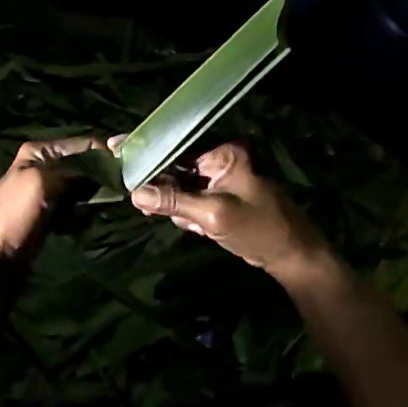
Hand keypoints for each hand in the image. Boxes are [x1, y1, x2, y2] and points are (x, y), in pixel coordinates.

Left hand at [0, 136, 101, 284]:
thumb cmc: (13, 214)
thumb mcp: (43, 182)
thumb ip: (76, 170)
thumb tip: (110, 165)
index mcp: (41, 153)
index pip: (84, 144)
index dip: (106, 155)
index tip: (126, 171)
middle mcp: (46, 168)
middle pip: (87, 168)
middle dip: (100, 182)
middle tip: (112, 196)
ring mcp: (48, 194)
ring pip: (85, 192)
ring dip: (90, 204)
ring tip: (83, 215)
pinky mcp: (51, 217)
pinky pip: (77, 212)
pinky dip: (79, 219)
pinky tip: (71, 227)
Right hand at [126, 140, 336, 283]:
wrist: (294, 258)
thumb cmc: (259, 230)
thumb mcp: (213, 215)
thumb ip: (174, 201)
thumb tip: (135, 193)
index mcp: (223, 154)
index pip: (175, 149)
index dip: (145, 154)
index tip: (114, 148)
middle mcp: (220, 162)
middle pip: (174, 171)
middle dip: (170, 196)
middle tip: (175, 214)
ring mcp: (219, 181)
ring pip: (180, 191)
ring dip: (183, 212)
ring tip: (202, 227)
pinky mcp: (219, 199)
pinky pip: (191, 203)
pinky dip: (191, 218)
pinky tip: (205, 230)